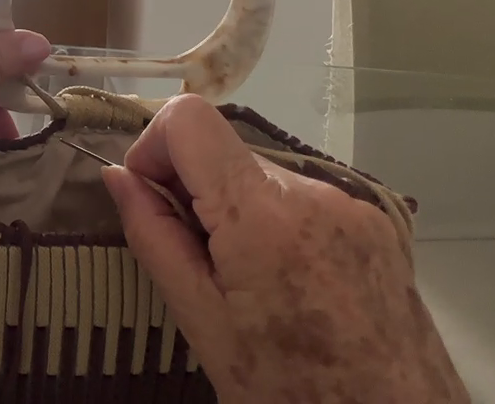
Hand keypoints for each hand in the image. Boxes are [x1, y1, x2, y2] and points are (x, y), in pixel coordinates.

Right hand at [101, 95, 468, 403]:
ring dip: (234, 207)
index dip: (153, 145)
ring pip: (257, 173)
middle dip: (193, 187)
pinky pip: (298, 196)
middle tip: (196, 257)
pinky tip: (286, 281)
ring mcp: (353, 204)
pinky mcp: (377, 223)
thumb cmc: (287, 390)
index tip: (152, 196)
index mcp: (263, 213)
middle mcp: (314, 192)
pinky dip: (273, 222)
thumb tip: (117, 174)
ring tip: (247, 280)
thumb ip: (152, 233)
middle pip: (221, 148)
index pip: (188, 117)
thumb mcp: (200, 319)